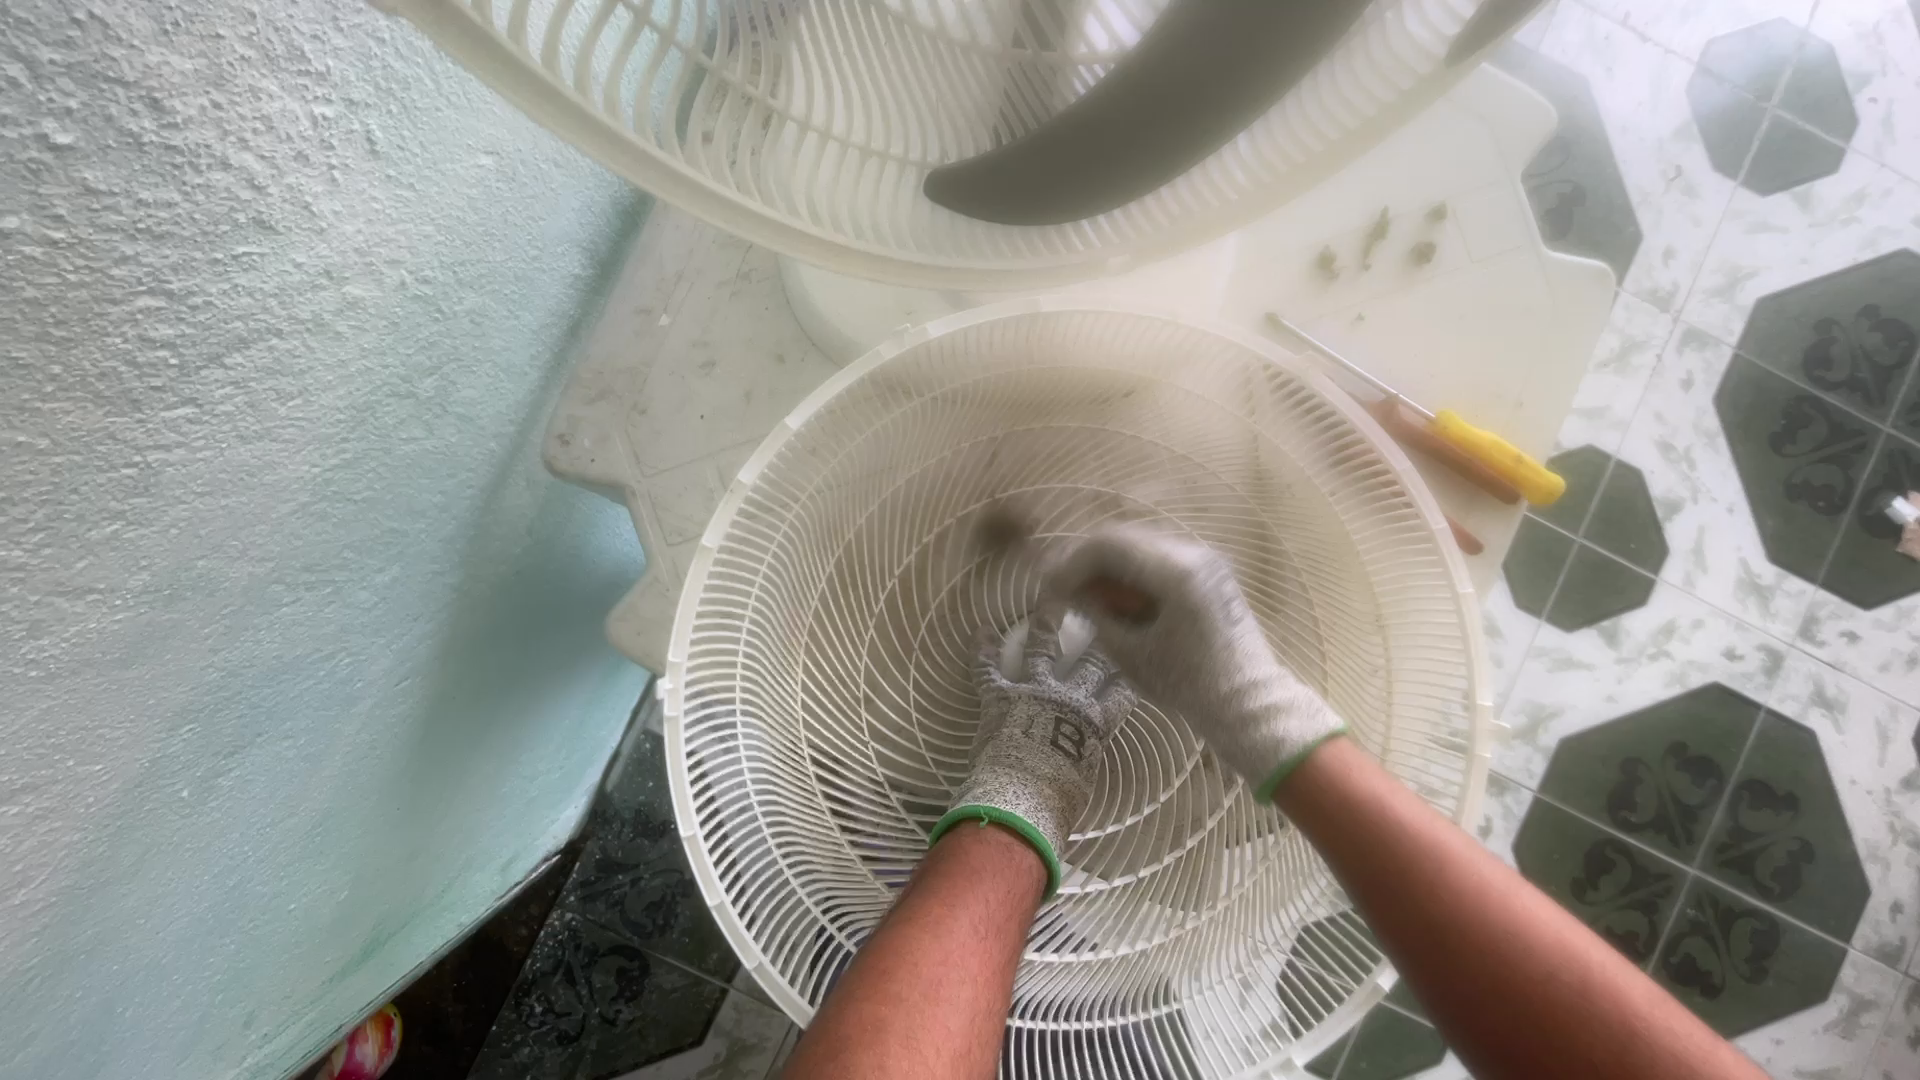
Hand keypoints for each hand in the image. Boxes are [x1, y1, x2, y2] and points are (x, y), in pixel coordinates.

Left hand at [928, 605, 1136, 898]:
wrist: (1022, 798)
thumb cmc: (1056, 803)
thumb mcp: (1080, 785)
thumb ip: (1080, 768)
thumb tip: (1075, 778)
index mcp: (1094, 726)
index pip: (1120, 697)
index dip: (1129, 680)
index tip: (1136, 662)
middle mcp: (1068, 700)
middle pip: (1090, 665)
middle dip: (1098, 643)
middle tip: (1102, 620)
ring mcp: (1033, 691)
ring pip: (1042, 650)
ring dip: (1046, 626)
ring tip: (1049, 604)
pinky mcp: (1000, 694)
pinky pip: (987, 668)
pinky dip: (981, 650)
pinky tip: (980, 630)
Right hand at [1044, 523, 1346, 799]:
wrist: (1246, 702)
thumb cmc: (1187, 684)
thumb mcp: (1129, 650)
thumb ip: (1095, 611)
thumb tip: (1065, 590)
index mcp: (1174, 572)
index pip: (1107, 546)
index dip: (1071, 563)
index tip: (1049, 587)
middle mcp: (1192, 553)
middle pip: (1123, 538)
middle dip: (1086, 562)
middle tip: (1061, 589)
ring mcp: (1204, 558)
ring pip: (1139, 545)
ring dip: (1108, 565)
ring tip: (1086, 594)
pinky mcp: (1209, 570)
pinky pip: (1158, 557)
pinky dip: (1131, 571)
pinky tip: (1118, 596)